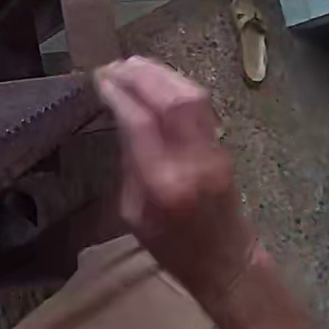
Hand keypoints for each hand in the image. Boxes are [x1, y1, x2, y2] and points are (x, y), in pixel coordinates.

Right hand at [94, 57, 259, 309]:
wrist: (227, 263)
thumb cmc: (171, 248)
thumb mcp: (132, 213)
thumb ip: (129, 164)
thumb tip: (122, 120)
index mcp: (163, 184)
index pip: (139, 122)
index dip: (118, 94)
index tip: (100, 80)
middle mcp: (192, 161)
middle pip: (171, 100)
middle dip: (140, 75)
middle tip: (114, 66)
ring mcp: (213, 150)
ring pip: (191, 95)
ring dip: (160, 73)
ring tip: (132, 64)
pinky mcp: (222, 145)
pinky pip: (200, 104)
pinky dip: (175, 84)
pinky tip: (157, 79)